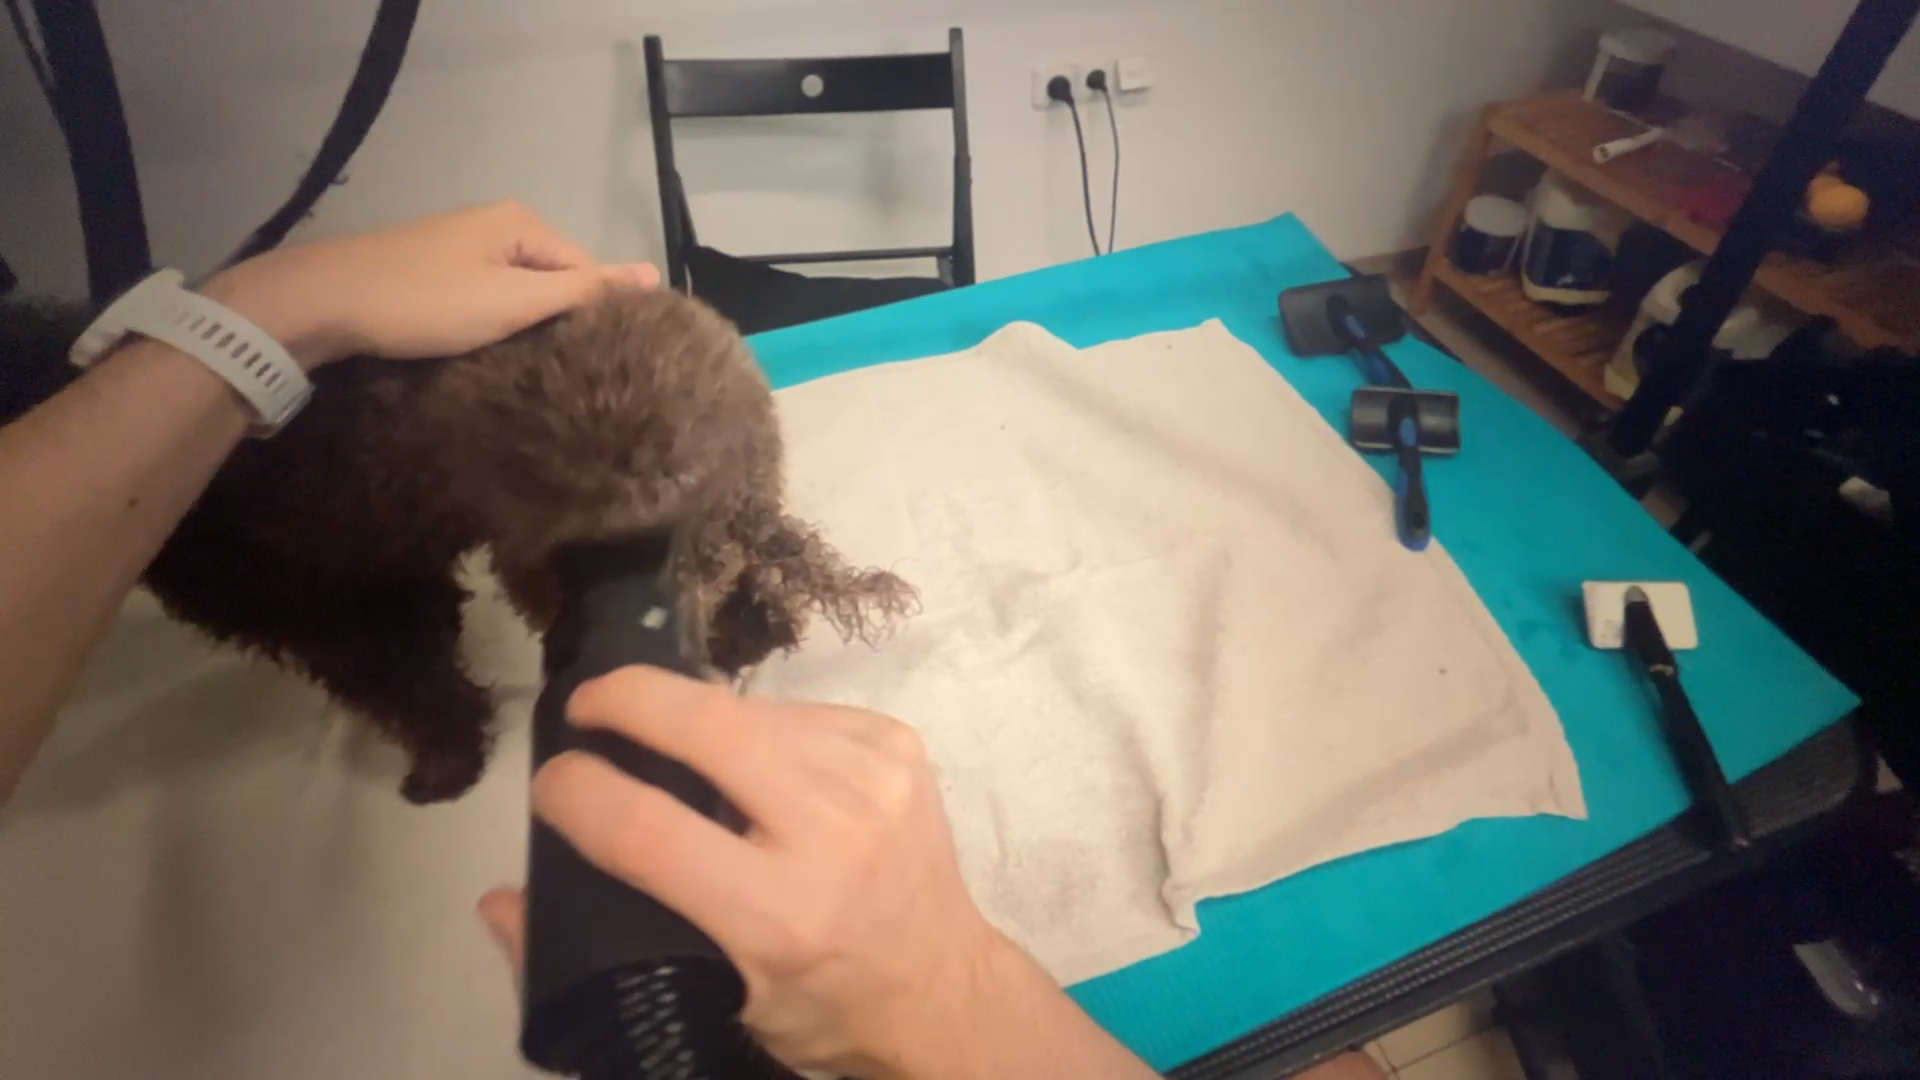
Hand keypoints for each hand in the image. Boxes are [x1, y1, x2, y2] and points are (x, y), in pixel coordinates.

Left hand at [200, 201, 657, 368]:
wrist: (316, 304)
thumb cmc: (426, 302)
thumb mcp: (516, 300)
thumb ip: (588, 289)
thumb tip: (655, 274)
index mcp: (523, 223)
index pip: (591, 272)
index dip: (596, 316)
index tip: (595, 360)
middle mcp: (498, 225)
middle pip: (560, 281)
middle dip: (564, 321)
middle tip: (564, 368)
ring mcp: (466, 246)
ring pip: (527, 292)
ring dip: (533, 326)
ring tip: (535, 364)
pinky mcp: (442, 270)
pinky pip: (496, 296)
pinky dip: (502, 322)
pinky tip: (496, 347)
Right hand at [477, 668, 1015, 1074]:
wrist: (942, 979)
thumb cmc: (823, 1004)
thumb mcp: (713, 1004)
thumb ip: (600, 952)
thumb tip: (501, 897)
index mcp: (779, 912)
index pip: (650, 829)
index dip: (580, 792)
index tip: (550, 777)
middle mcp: (835, 830)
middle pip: (711, 728)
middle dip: (631, 697)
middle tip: (588, 700)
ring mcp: (875, 773)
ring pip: (753, 708)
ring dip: (696, 711)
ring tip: (670, 734)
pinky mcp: (898, 743)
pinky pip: (800, 710)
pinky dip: (760, 722)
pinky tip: (753, 750)